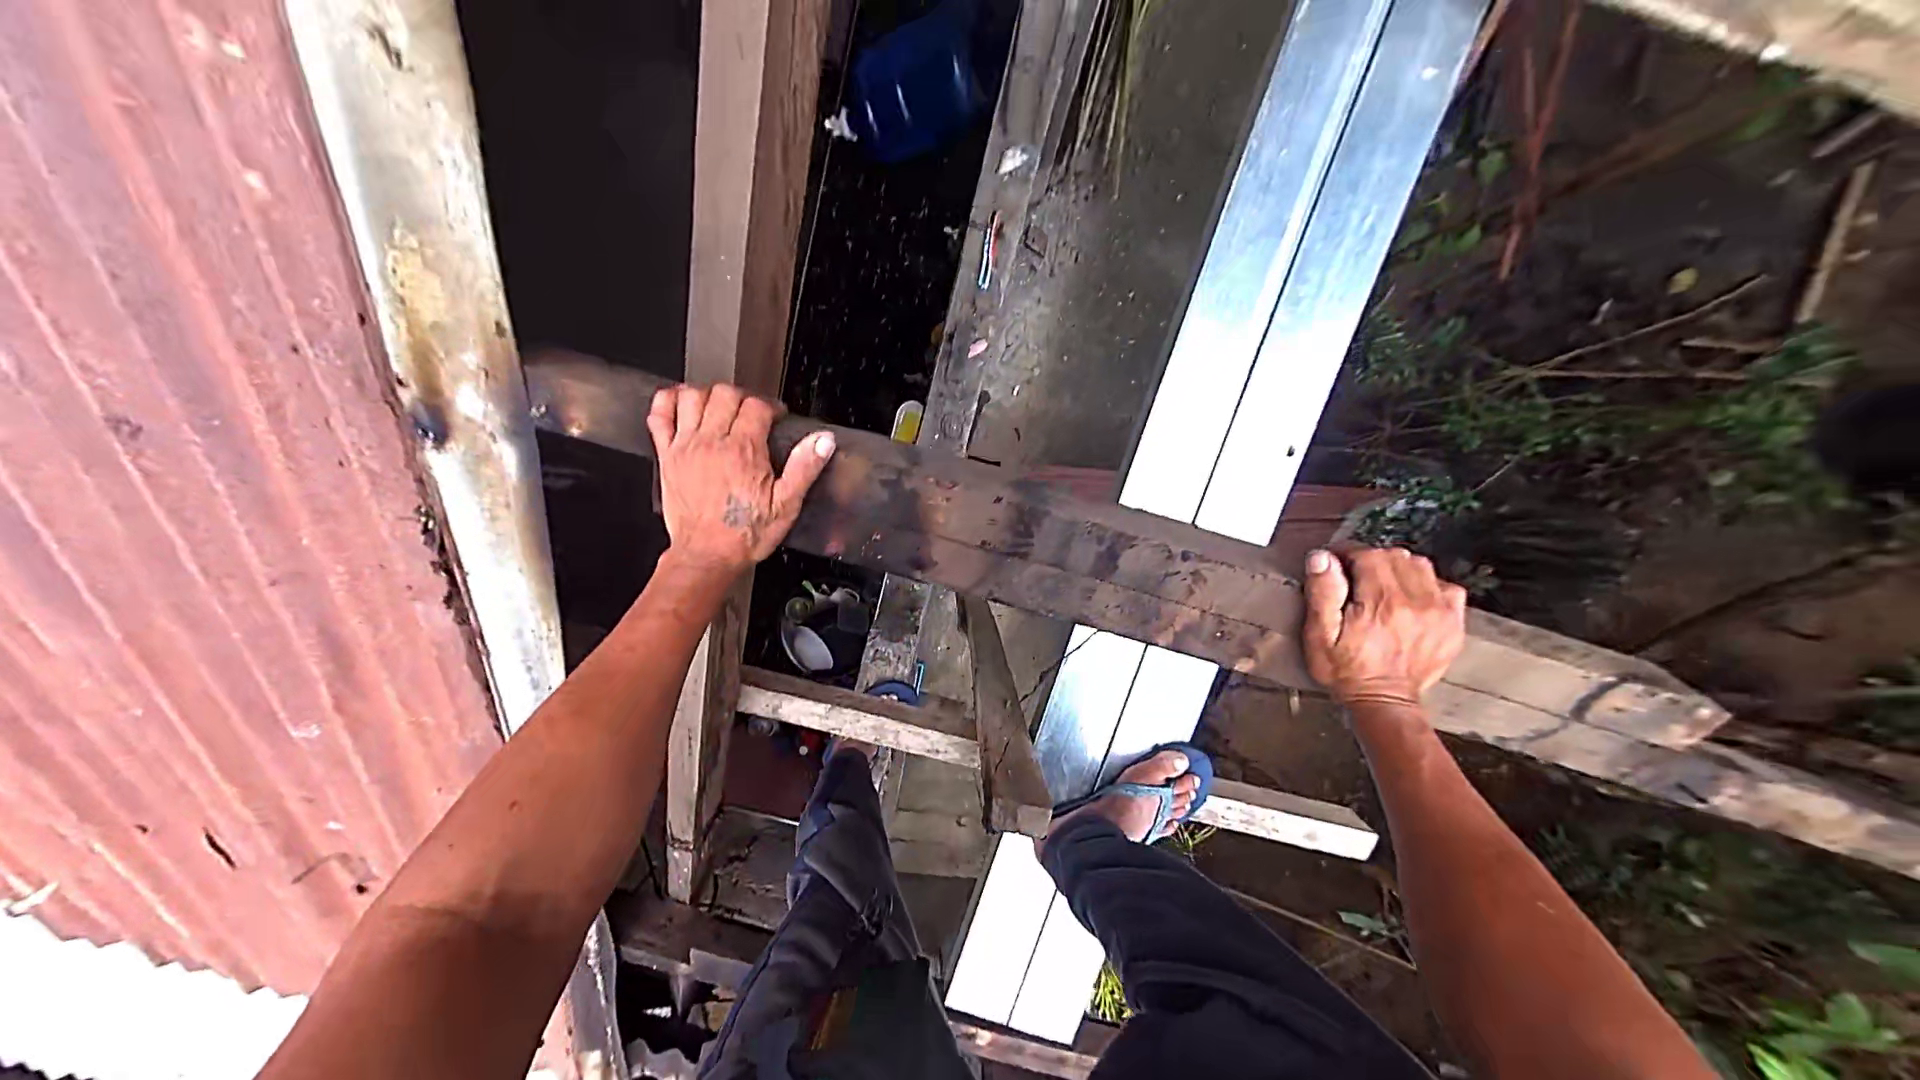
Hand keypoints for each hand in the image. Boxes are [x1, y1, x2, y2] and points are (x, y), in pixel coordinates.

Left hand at [646, 383, 834, 575]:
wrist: (707, 555)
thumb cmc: (744, 534)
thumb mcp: (787, 504)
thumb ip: (805, 467)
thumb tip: (823, 441)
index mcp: (743, 451)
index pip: (757, 406)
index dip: (771, 407)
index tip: (776, 417)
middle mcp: (712, 443)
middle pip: (725, 394)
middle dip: (742, 398)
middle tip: (751, 412)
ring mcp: (686, 447)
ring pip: (692, 397)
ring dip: (708, 395)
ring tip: (721, 407)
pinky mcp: (667, 456)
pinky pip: (659, 415)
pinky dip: (667, 402)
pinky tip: (680, 404)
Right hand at [1301, 547, 1465, 706]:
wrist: (1384, 701)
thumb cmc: (1346, 669)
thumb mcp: (1319, 635)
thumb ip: (1322, 593)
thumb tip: (1322, 558)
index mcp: (1380, 602)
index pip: (1367, 554)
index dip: (1347, 553)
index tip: (1335, 563)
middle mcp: (1415, 601)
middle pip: (1395, 556)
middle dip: (1371, 560)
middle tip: (1354, 577)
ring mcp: (1439, 612)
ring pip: (1420, 566)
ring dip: (1398, 569)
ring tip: (1380, 586)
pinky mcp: (1453, 623)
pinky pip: (1446, 586)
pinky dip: (1427, 585)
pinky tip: (1409, 598)